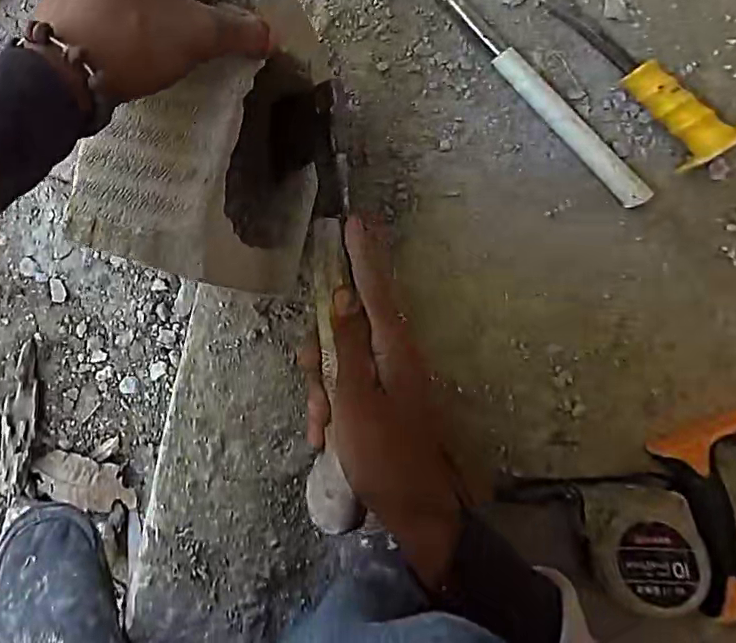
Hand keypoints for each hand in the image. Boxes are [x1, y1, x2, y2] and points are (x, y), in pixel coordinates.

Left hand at [33, 0, 270, 102]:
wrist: (60, 76)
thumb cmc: (131, 43)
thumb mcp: (197, 36)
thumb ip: (238, 30)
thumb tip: (267, 33)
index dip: (212, 1)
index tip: (211, 28)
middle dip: (172, 8)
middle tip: (174, 42)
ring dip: (141, 12)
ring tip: (143, 47)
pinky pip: (97, 3)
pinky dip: (111, 19)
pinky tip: (115, 45)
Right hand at [301, 216, 474, 592]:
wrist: (419, 516)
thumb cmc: (385, 456)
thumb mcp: (355, 400)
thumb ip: (345, 344)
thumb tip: (340, 295)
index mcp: (393, 348)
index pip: (374, 288)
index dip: (362, 254)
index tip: (356, 220)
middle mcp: (394, 354)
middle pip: (347, 325)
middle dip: (322, 352)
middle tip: (316, 385)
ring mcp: (389, 377)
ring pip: (340, 358)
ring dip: (323, 388)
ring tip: (322, 427)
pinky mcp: (383, 396)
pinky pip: (347, 384)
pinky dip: (332, 404)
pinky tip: (326, 434)